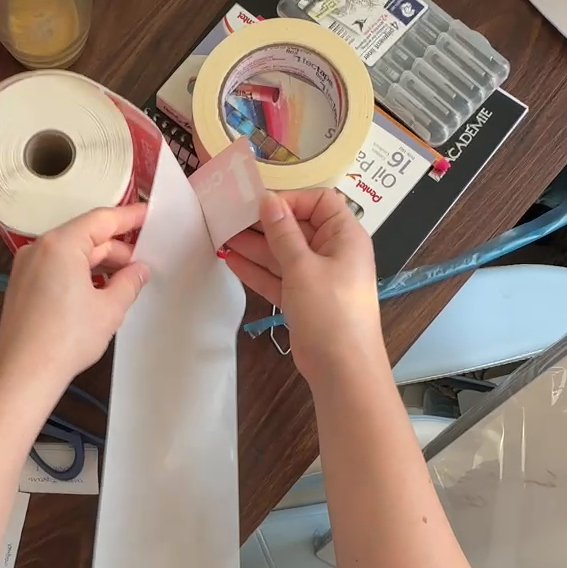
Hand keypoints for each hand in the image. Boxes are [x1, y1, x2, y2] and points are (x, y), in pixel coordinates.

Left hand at [0, 202, 149, 394]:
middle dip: (116, 248)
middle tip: (142, 263)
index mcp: (61, 244)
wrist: (26, 373)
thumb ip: (129, 282)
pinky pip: (56, 269)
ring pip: (71, 254)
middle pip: (85, 236)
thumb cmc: (64, 340)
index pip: (101, 219)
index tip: (147, 215)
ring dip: (99, 264)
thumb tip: (139, 271)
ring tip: (123, 282)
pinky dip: (79, 275)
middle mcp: (39, 249)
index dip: (129, 217)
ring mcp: (27, 267)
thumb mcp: (110, 309)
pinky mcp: (23, 287)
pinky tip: (97, 293)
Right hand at [224, 190, 385, 387]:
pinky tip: (231, 260)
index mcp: (344, 236)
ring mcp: (316, 278)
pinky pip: (277, 278)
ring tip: (221, 236)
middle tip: (229, 216)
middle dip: (264, 223)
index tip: (258, 203)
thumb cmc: (331, 311)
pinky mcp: (301, 300)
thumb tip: (269, 201)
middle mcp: (332, 252)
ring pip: (282, 254)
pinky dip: (256, 270)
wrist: (342, 368)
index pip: (319, 202)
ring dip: (254, 246)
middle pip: (296, 228)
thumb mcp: (304, 267)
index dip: (290, 199)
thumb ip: (283, 233)